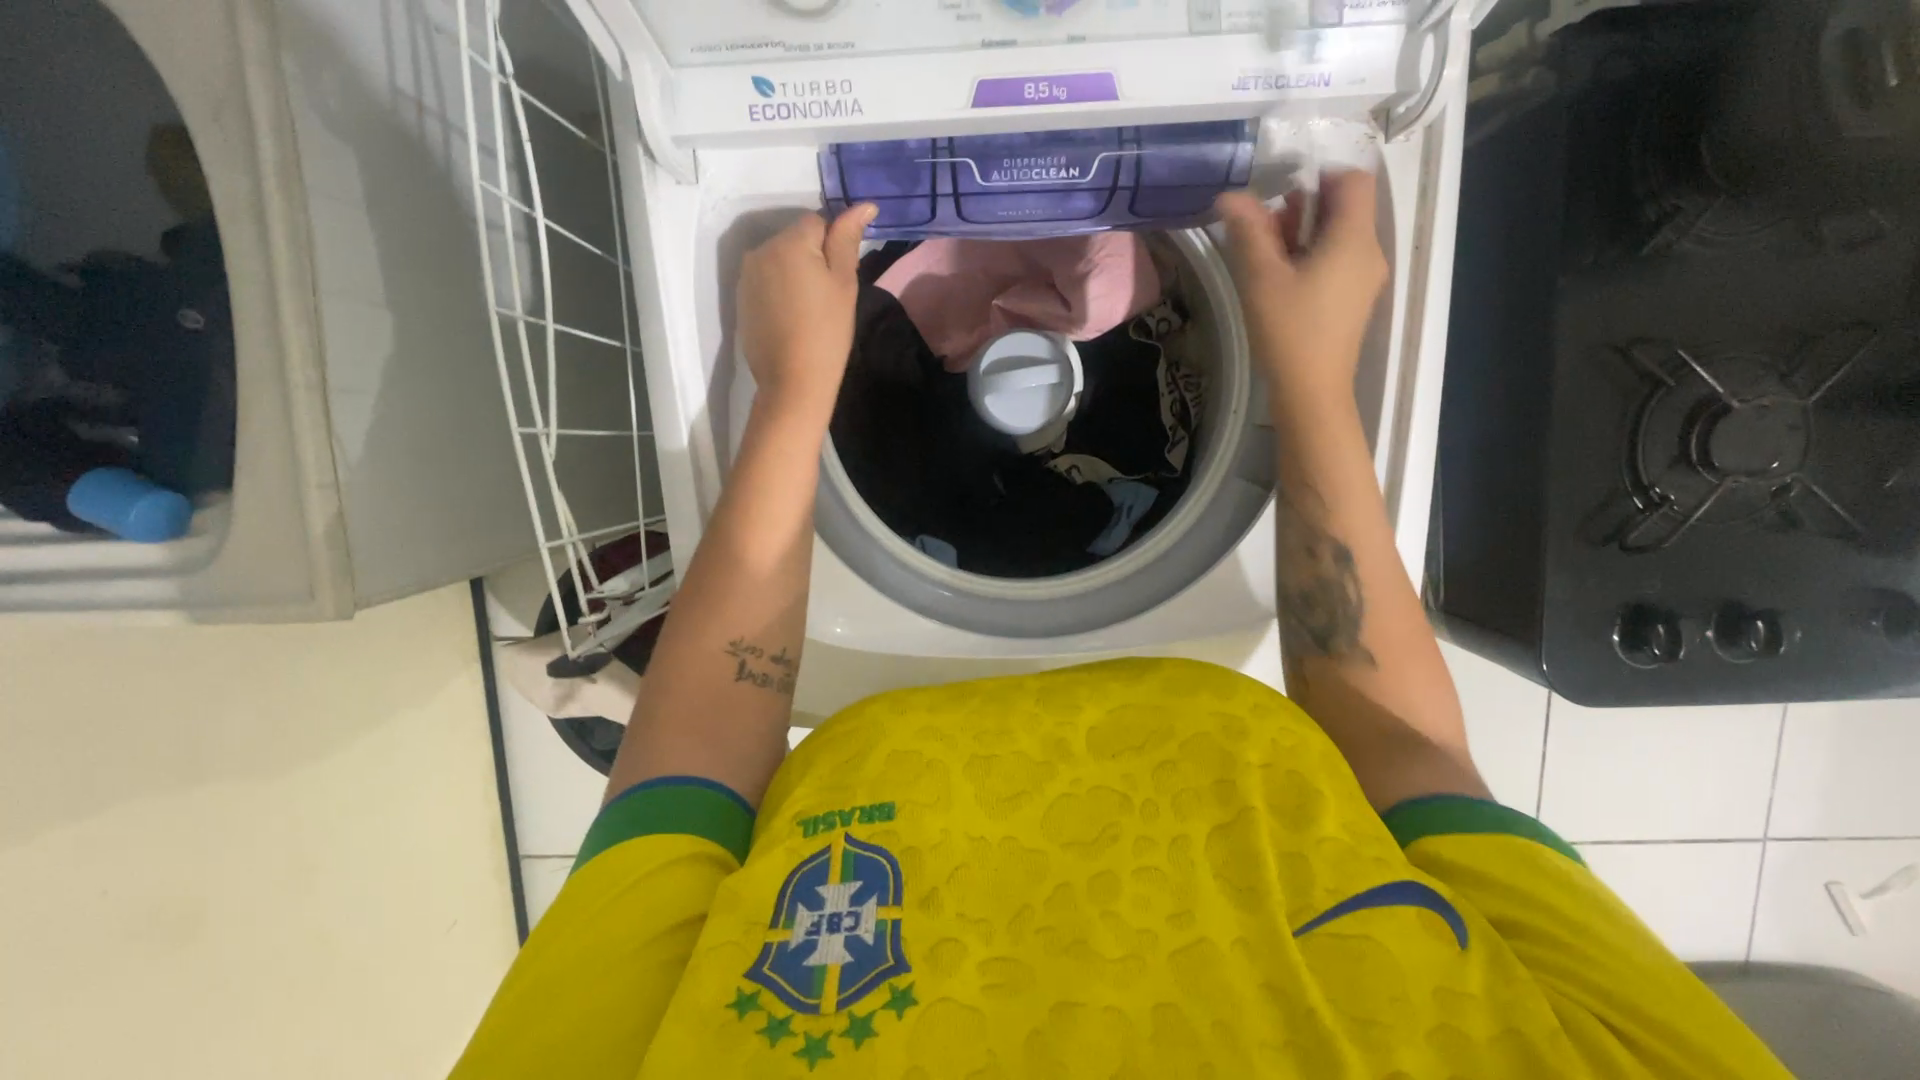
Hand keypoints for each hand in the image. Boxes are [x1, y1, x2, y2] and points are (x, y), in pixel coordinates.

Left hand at [735, 203, 876, 417]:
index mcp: (790, 242)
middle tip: (827, 296)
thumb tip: (863, 205)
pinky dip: (779, 289)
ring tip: (807, 308)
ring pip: (779, 258)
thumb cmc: (827, 331)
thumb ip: (847, 239)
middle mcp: (761, 250)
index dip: (833, 246)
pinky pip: (766, 279)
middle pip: (794, 238)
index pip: (817, 221)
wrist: (792, 379)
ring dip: (794, 272)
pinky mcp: (741, 296)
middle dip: (811, 257)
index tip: (839, 277)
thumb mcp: (844, 283)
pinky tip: (790, 317)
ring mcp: (747, 274)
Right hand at [1215, 171, 1387, 404]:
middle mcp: (1368, 252)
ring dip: (1305, 235)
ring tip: (1268, 257)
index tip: (1281, 195)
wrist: (1312, 392)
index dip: (1319, 176)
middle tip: (1265, 229)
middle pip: (1345, 208)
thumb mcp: (1261, 277)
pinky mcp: (1354, 301)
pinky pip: (1339, 262)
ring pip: (1340, 236)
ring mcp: (1365, 279)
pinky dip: (1313, 258)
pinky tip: (1283, 282)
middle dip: (1305, 208)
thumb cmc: (1289, 331)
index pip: (1353, 180)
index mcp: (1354, 239)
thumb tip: (1231, 195)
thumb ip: (1248, 231)